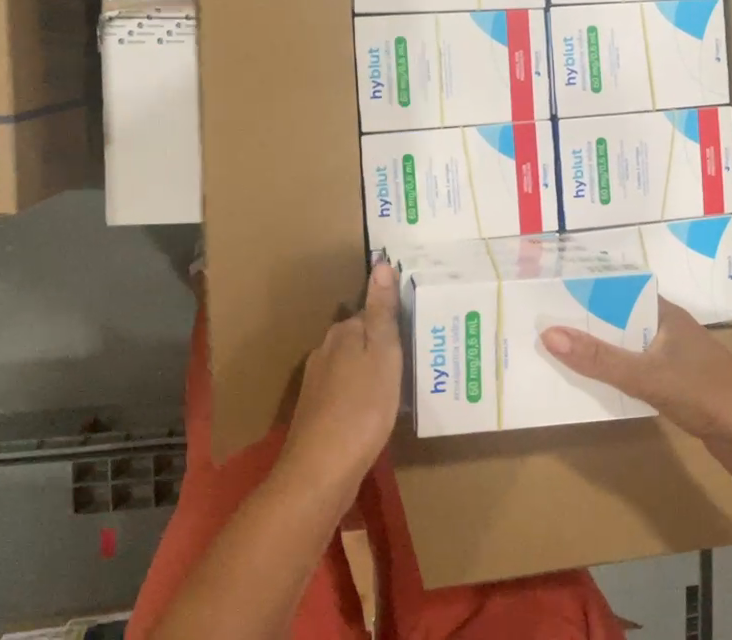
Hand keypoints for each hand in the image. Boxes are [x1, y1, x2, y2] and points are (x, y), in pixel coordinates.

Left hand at [283, 261, 402, 489]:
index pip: (369, 313)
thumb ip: (382, 312)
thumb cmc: (362, 408)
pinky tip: (375, 410)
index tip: (415, 328)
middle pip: (357, 338)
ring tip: (399, 384)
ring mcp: (316, 383)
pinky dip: (360, 394)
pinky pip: (344, 391)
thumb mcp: (383, 354)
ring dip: (370, 370)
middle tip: (413, 357)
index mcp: (344, 333)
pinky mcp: (316, 412)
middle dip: (380, 344)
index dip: (391, 319)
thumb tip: (381, 263)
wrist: (322, 469)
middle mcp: (325, 351)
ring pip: (350, 366)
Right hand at [542, 299, 731, 478]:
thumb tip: (548, 334)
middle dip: (587, 323)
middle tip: (543, 324)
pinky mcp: (679, 390)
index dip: (589, 290)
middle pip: (621, 321)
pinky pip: (637, 374)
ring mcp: (677, 362)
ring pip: (629, 349)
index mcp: (668, 316)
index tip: (551, 291)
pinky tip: (592, 385)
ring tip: (558, 352)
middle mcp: (671, 332)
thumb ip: (600, 358)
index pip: (622, 291)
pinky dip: (616, 377)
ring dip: (600, 352)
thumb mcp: (647, 375)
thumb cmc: (708, 395)